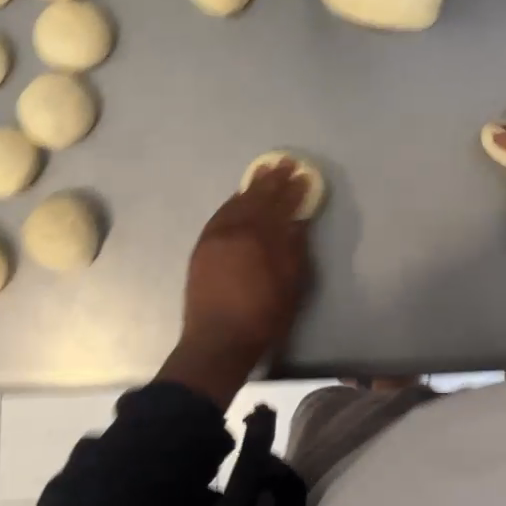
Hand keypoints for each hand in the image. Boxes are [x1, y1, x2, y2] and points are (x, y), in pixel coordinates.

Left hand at [166, 162, 312, 405]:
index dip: (294, 190)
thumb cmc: (263, 316)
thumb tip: (296, 222)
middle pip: (256, 198)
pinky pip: (219, 215)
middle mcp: (235, 230)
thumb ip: (295, 249)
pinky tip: (238, 199)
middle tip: (284, 164)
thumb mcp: (292, 285)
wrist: (217, 341)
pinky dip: (232, 203)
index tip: (303, 175)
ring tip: (263, 174)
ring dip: (251, 188)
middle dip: (272, 180)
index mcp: (261, 237)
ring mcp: (215, 237)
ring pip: (235, 203)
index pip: (281, 205)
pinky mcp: (202, 248)